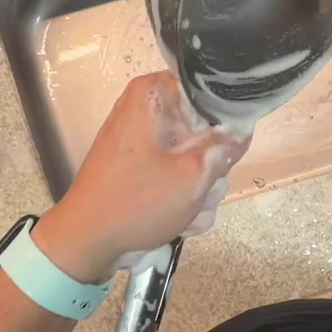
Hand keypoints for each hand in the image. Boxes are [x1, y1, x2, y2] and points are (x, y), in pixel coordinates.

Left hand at [31, 72, 248, 282]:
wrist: (88, 242)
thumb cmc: (137, 202)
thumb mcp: (194, 175)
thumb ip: (226, 147)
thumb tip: (242, 129)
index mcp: (154, 95)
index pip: (208, 90)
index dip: (226, 120)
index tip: (229, 148)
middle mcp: (146, 110)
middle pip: (205, 129)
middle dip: (212, 167)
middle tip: (204, 188)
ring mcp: (143, 142)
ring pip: (194, 158)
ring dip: (200, 190)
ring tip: (188, 212)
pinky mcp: (140, 168)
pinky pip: (176, 176)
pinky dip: (182, 199)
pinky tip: (179, 220)